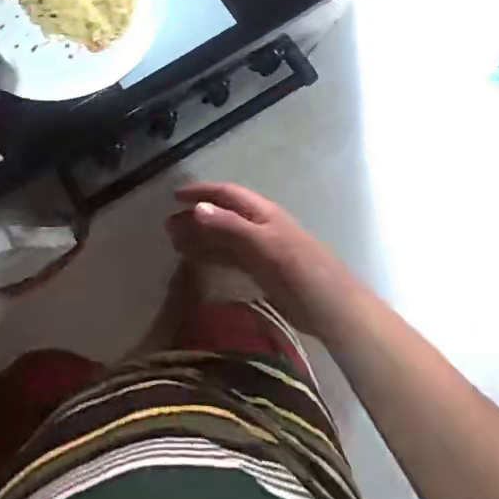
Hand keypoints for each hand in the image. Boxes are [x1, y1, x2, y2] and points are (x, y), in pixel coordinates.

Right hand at [165, 181, 355, 339]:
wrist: (330, 306)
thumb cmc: (298, 269)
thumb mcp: (263, 244)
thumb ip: (230, 226)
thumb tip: (198, 208)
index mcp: (262, 212)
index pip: (226, 194)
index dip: (201, 192)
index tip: (174, 196)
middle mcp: (259, 226)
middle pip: (222, 215)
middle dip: (196, 217)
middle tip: (168, 227)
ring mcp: (261, 249)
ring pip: (224, 237)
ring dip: (201, 237)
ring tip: (174, 244)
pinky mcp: (262, 271)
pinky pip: (230, 257)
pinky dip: (212, 256)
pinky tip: (197, 262)